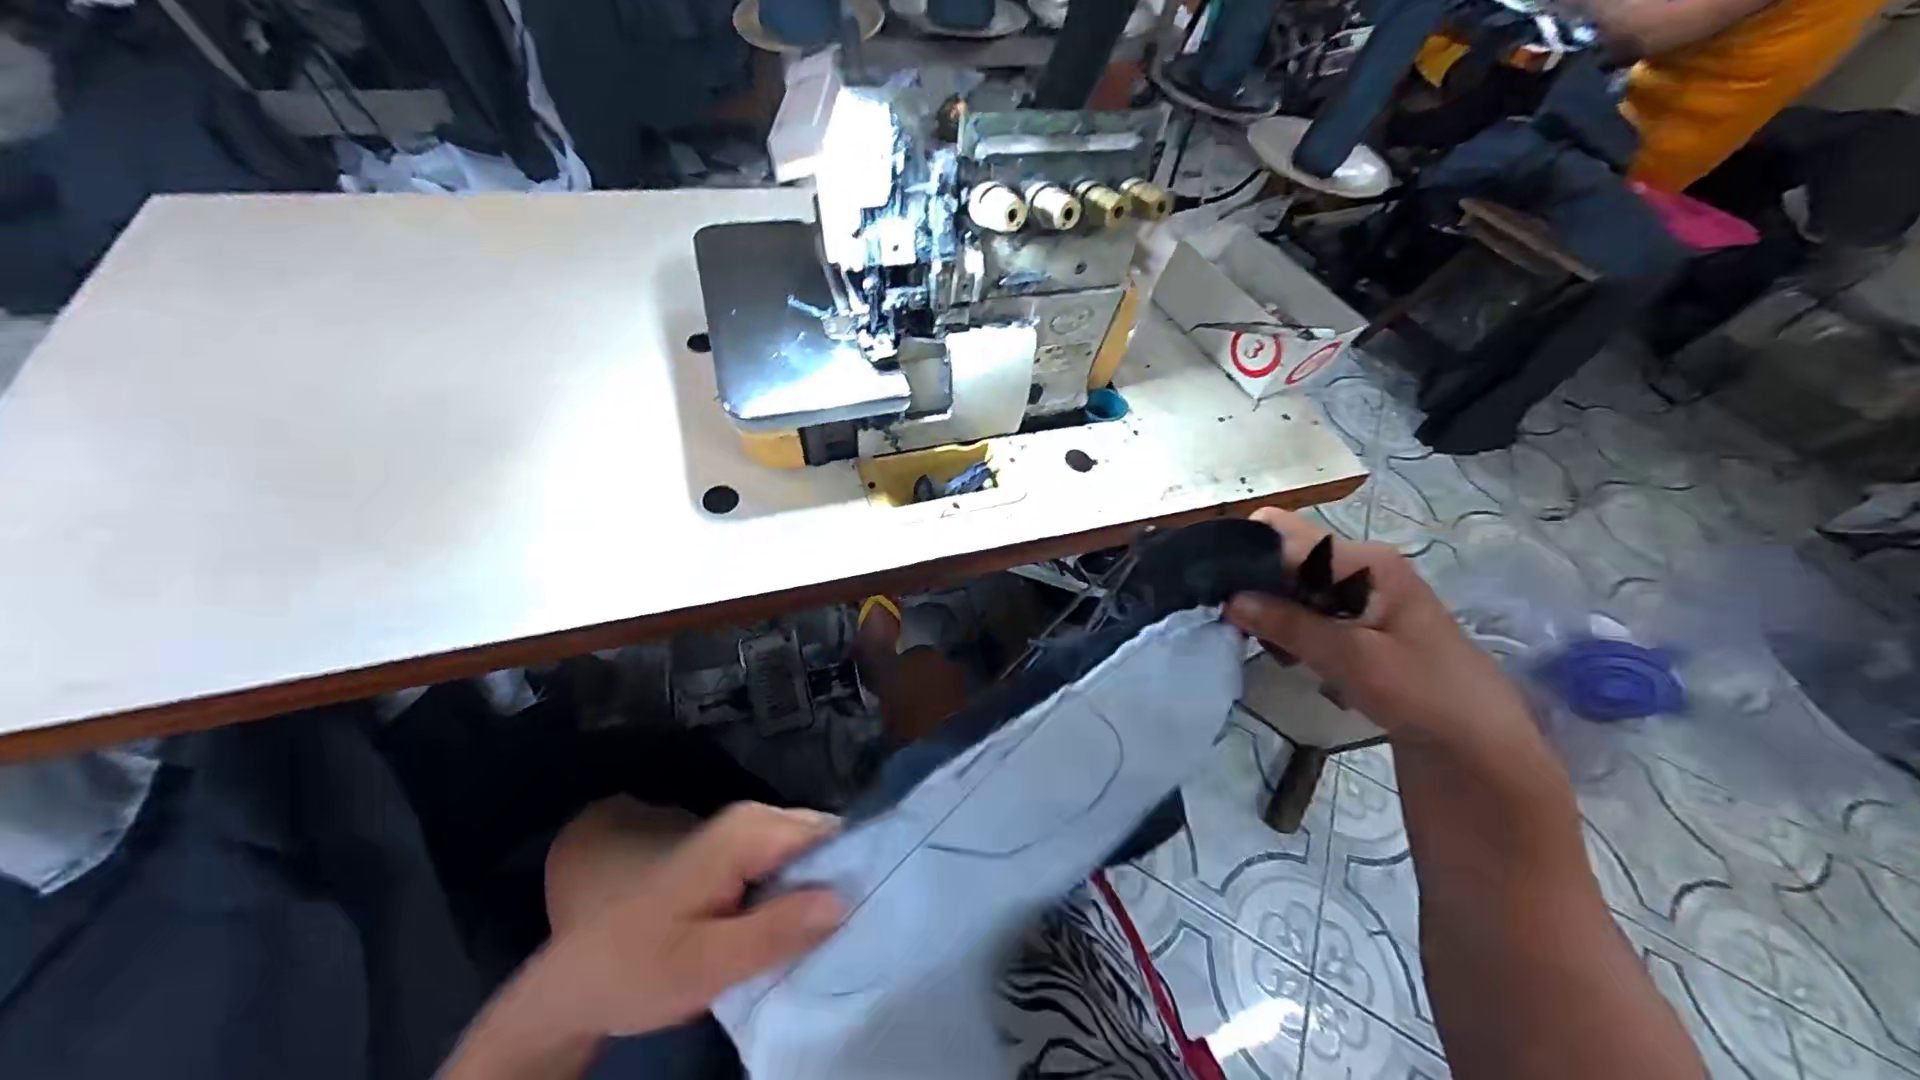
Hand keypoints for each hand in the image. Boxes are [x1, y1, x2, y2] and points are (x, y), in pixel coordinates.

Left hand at [538, 802, 843, 1038]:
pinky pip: (788, 865)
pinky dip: (800, 894)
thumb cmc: (636, 969)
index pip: (829, 833)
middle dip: (840, 879)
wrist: (574, 980)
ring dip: (820, 890)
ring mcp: (743, 834)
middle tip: (855, 933)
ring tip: (833, 936)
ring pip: (807, 853)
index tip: (876, 911)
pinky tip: (801, 930)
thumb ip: (776, 930)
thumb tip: (845, 899)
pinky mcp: (737, 855)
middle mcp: (752, 818)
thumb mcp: (707, 964)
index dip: (856, 868)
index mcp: (749, 831)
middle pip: (821, 839)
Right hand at [1225, 508, 1536, 752]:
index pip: (1287, 535)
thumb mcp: (1353, 659)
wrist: (1478, 747)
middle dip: (1253, 583)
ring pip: (1291, 585)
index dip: (1248, 555)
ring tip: (1252, 640)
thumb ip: (1290, 625)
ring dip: (1266, 608)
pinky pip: (1304, 609)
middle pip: (1285, 557)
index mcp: (1365, 562)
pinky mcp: (1355, 623)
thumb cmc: (1424, 693)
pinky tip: (1279, 652)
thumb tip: (1229, 600)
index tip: (1215, 588)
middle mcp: (1359, 567)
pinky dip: (1283, 626)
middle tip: (1229, 620)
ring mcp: (1358, 595)